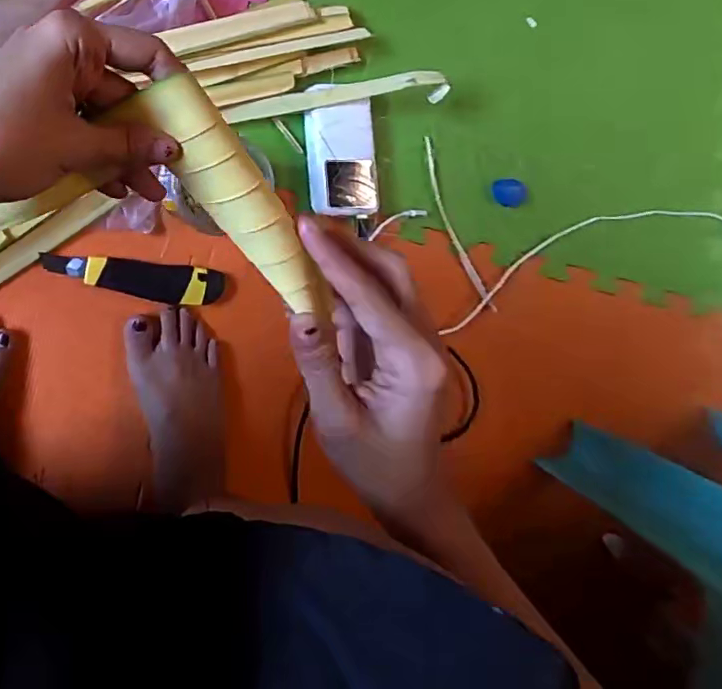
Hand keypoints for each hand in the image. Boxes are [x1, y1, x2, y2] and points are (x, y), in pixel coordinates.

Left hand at [0, 10, 185, 216]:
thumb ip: (126, 146)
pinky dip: (95, 154)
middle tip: (174, 172)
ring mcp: (45, 80)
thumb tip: (173, 148)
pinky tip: (118, 188)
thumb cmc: (6, 143)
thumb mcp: (73, 146)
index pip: (144, 51)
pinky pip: (76, 126)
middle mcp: (61, 49)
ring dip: (122, 154)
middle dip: (145, 136)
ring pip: (99, 115)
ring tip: (150, 194)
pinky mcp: (33, 108)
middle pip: (121, 90)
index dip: (173, 86)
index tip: (196, 120)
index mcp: (73, 37)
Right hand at [288, 215, 452, 524]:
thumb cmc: (373, 464)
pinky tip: (321, 275)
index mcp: (413, 361)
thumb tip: (296, 311)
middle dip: (350, 245)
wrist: (413, 494)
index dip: (334, 258)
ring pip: (390, 280)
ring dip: (352, 257)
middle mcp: (425, 341)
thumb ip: (317, 364)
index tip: (303, 226)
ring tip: (309, 241)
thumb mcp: (335, 420)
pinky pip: (379, 299)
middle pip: (392, 273)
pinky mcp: (406, 343)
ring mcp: (420, 340)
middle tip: (305, 228)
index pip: (369, 295)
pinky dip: (350, 280)